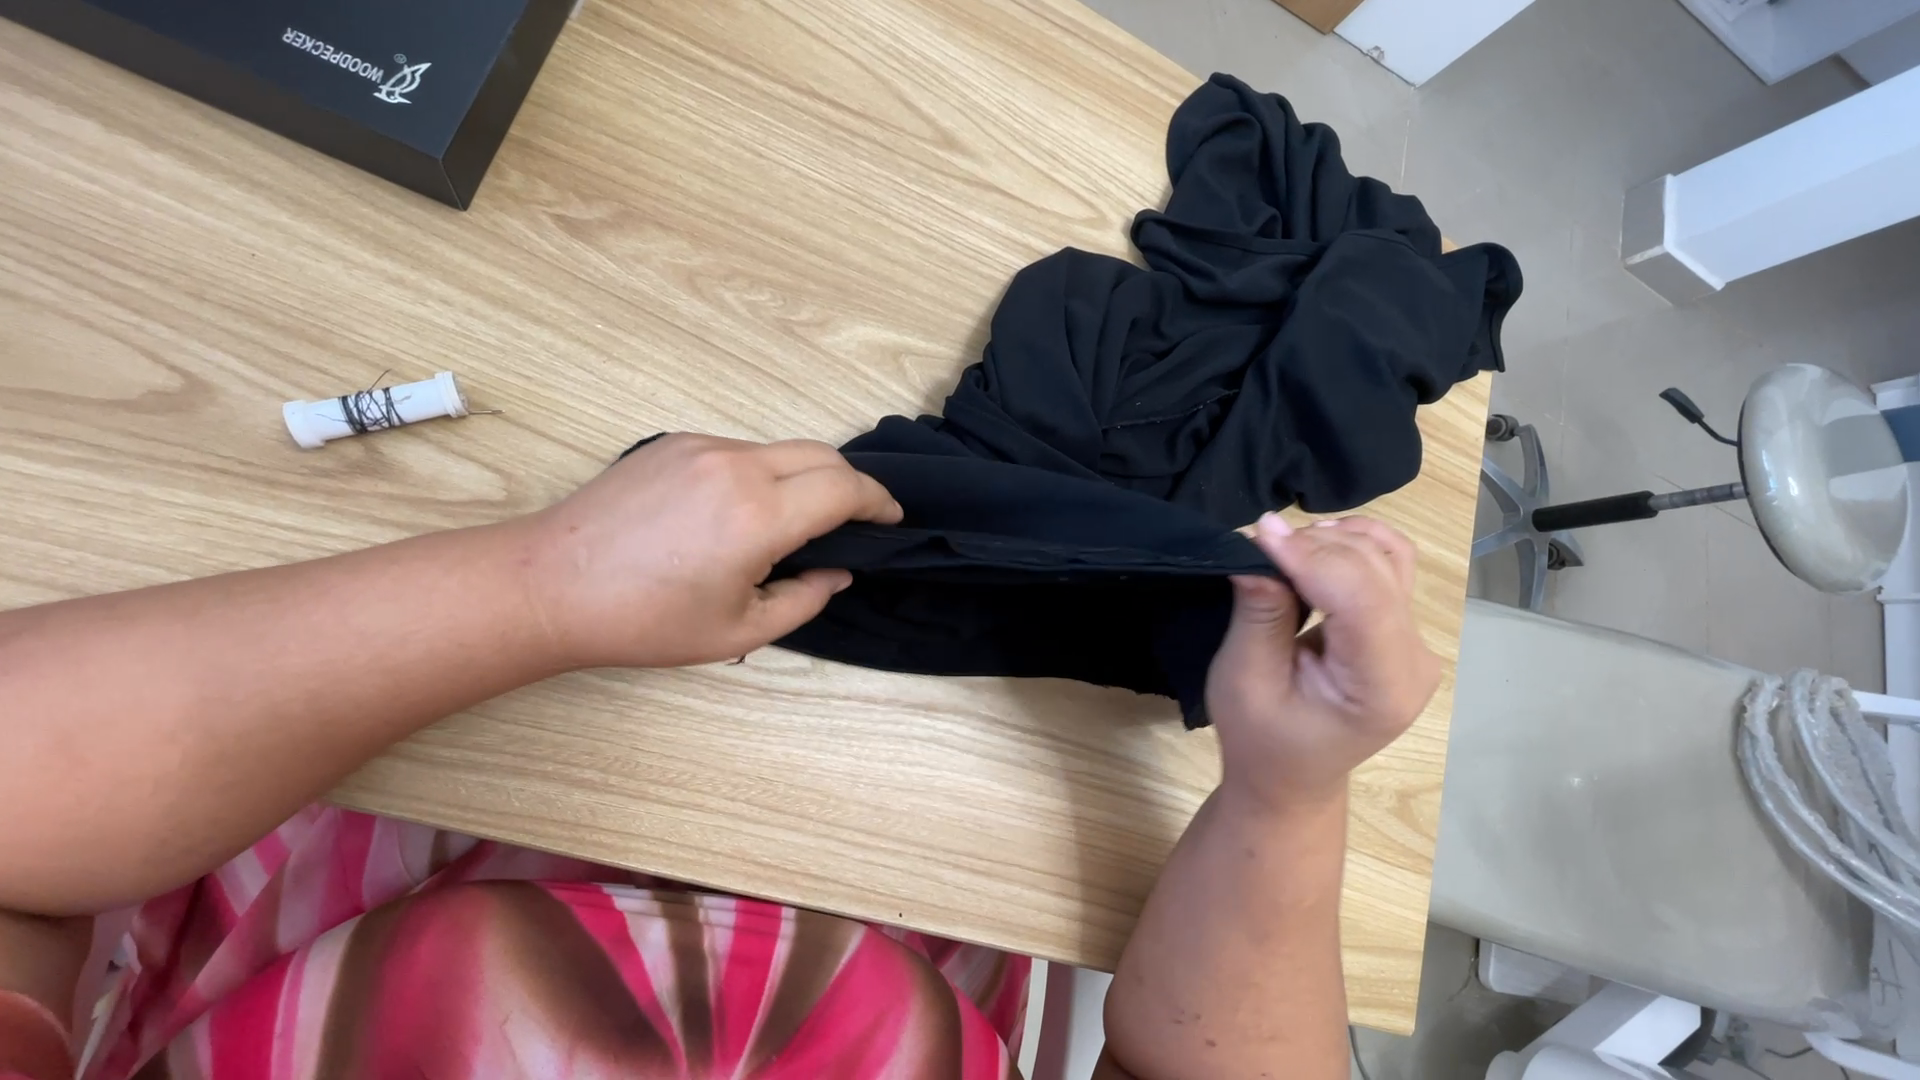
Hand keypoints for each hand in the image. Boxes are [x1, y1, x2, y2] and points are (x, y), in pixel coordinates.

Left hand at [514, 434, 901, 668]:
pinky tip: (743, 511)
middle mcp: (737, 466)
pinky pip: (742, 450)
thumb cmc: (644, 621)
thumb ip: (805, 600)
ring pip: (782, 449)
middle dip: (852, 485)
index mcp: (758, 516)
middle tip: (856, 520)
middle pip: (823, 455)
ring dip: (806, 478)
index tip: (892, 519)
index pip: (845, 488)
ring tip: (796, 521)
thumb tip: (837, 573)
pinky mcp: (674, 442)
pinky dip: (764, 473)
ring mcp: (702, 447)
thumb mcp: (737, 630)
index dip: (880, 501)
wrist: (549, 585)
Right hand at [1205, 514, 1441, 813]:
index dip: (1310, 557)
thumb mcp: (1244, 681)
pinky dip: (1352, 544)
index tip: (1257, 533)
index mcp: (1382, 687)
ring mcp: (1415, 642)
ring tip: (1281, 548)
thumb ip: (1259, 615)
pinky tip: (1315, 547)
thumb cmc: (1260, 738)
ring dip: (1332, 541)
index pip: (1360, 598)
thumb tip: (1259, 548)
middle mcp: (1414, 659)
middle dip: (1312, 546)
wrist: (1289, 775)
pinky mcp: (1402, 629)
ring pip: (1388, 557)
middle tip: (1255, 542)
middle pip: (1375, 571)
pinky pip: (1389, 565)